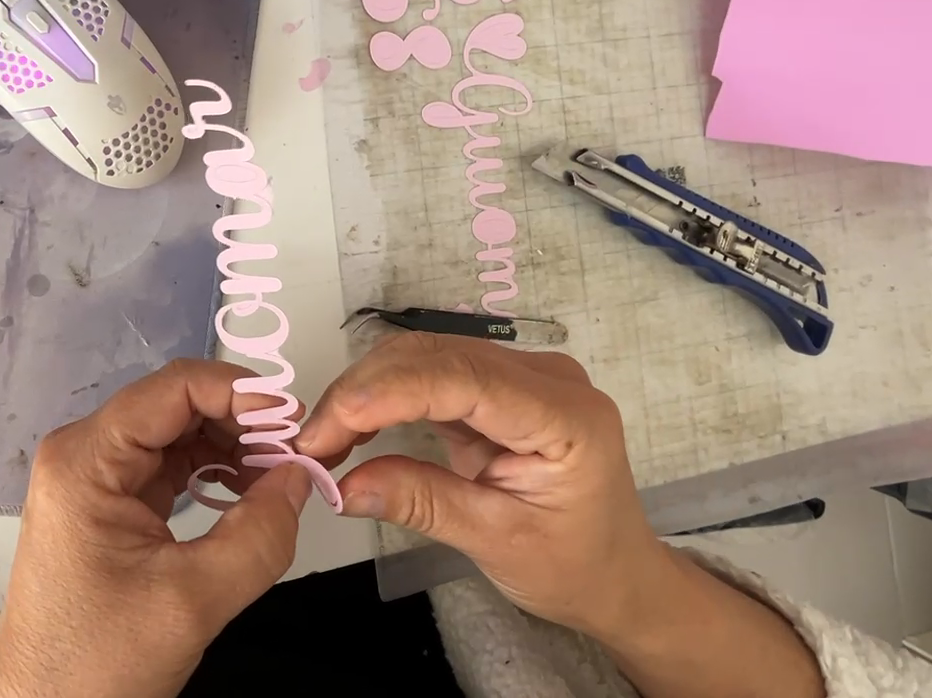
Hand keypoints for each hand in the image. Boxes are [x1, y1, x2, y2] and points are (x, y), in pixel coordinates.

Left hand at [0, 359, 313, 697]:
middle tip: (294, 452)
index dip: (238, 392)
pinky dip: (212, 469)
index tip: (292, 420)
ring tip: (278, 473)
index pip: (174, 387)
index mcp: (87, 457)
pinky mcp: (111, 500)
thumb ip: (259, 536)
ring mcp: (97, 475)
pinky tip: (247, 490)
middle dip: (240, 422)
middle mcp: (86, 451)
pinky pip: (169, 464)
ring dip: (230, 445)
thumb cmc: (98, 663)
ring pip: (177, 432)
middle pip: (176, 404)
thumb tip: (302, 477)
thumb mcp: (191, 601)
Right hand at [297, 330, 664, 635]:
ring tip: (325, 438)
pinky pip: (424, 373)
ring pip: (420, 355)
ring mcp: (517, 374)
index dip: (389, 392)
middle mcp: (542, 376)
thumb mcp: (498, 543)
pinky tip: (352, 426)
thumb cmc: (576, 567)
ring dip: (364, 390)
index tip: (330, 425)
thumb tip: (341, 486)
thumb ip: (421, 502)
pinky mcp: (492, 383)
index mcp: (564, 414)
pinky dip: (381, 396)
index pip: (462, 378)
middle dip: (363, 391)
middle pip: (433, 355)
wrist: (620, 575)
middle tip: (312, 442)